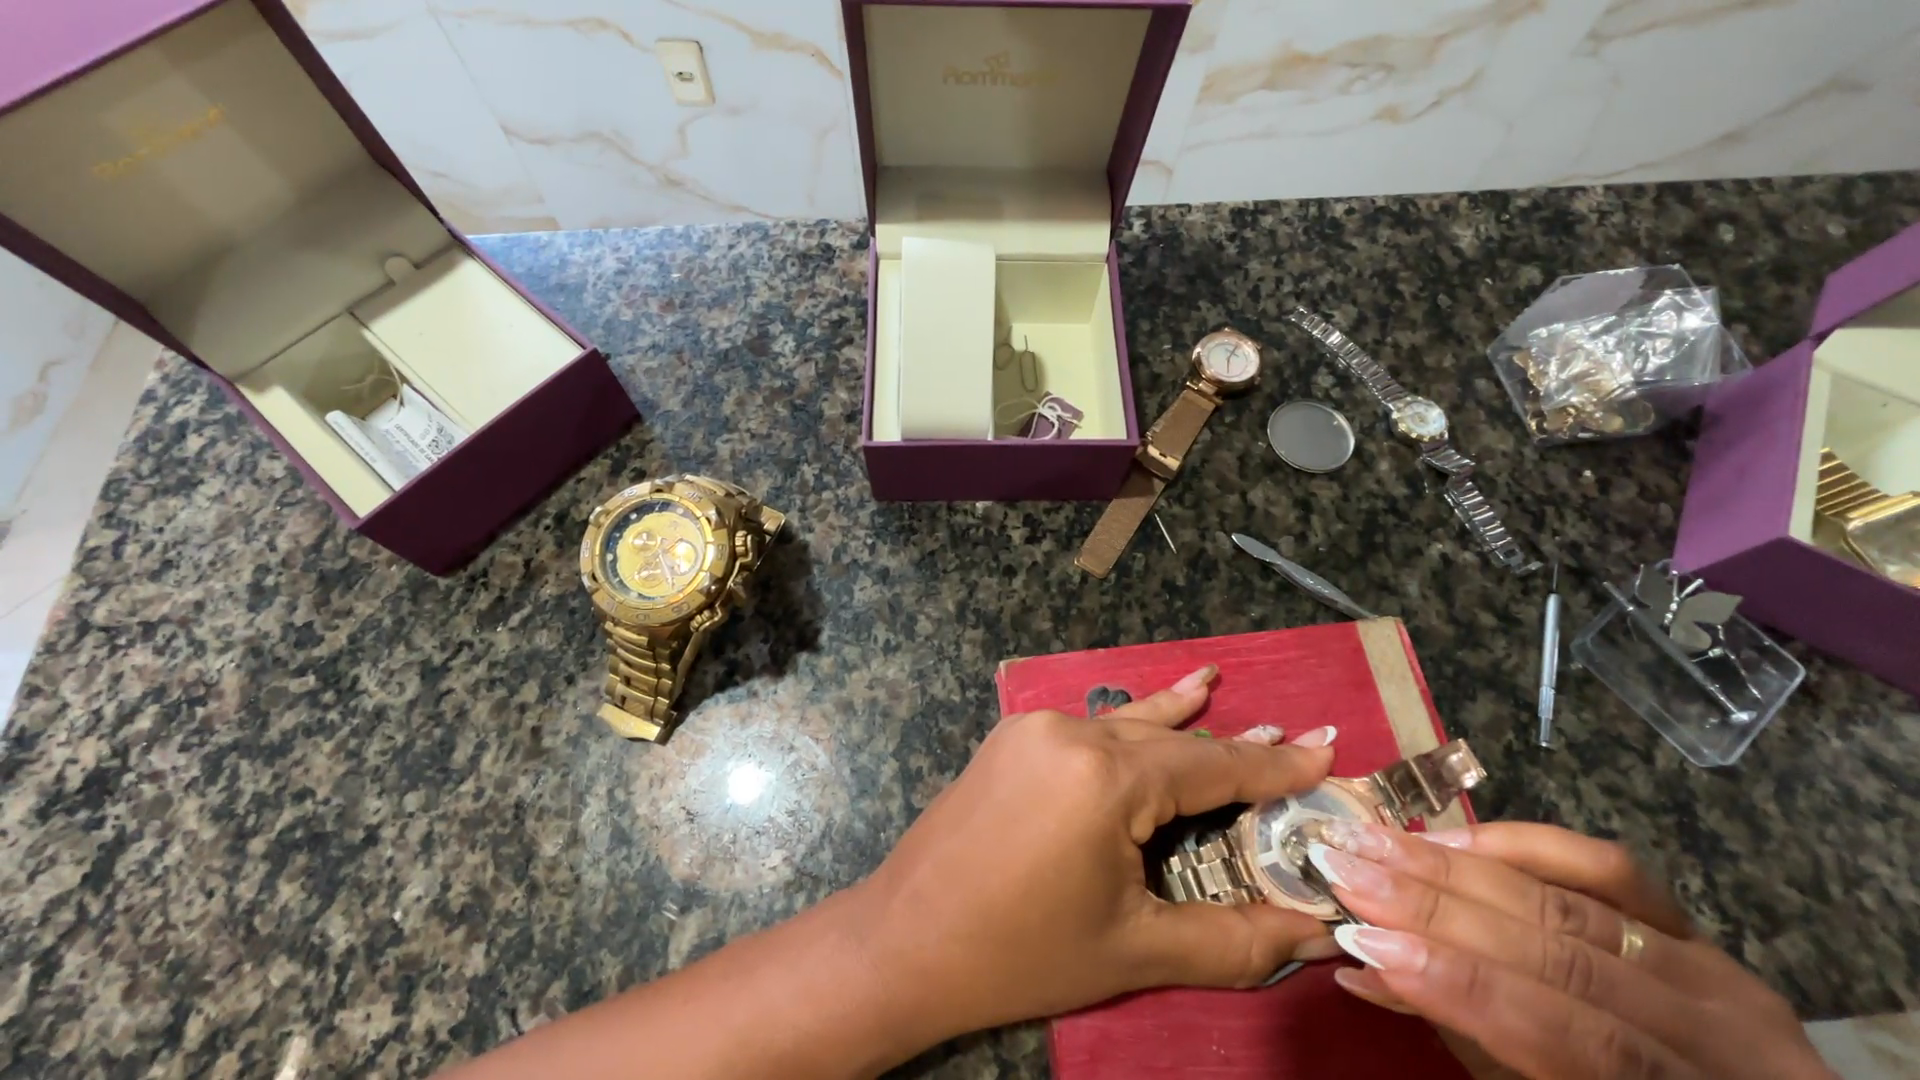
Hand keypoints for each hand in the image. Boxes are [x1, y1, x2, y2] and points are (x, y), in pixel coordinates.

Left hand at [848, 667, 1340, 1049]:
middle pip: (1171, 739)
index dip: (1273, 767)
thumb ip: (1234, 940)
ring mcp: (1033, 730)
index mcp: (1106, 776)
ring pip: (1125, 723)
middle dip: (1232, 748)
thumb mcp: (1135, 952)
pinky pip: (1086, 728)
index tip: (1327, 752)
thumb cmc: (1021, 952)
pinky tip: (1145, 713)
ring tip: (1214, 684)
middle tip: (1292, 738)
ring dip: (1174, 716)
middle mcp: (1071, 732)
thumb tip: (1317, 932)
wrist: (903, 943)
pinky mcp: (1009, 740)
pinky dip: (1125, 725)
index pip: (1213, 765)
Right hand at [1306, 821, 1835, 1079]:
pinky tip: (1457, 837)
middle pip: (1558, 948)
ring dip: (1453, 865)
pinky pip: (1614, 869)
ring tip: (1370, 839)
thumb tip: (1365, 967)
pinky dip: (1530, 846)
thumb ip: (1469, 1039)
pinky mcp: (1695, 929)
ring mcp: (1712, 972)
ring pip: (1570, 902)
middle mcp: (1719, 1033)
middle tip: (1342, 865)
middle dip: (1433, 904)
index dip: (1455, 980)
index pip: (1561, 1028)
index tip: (1361, 936)